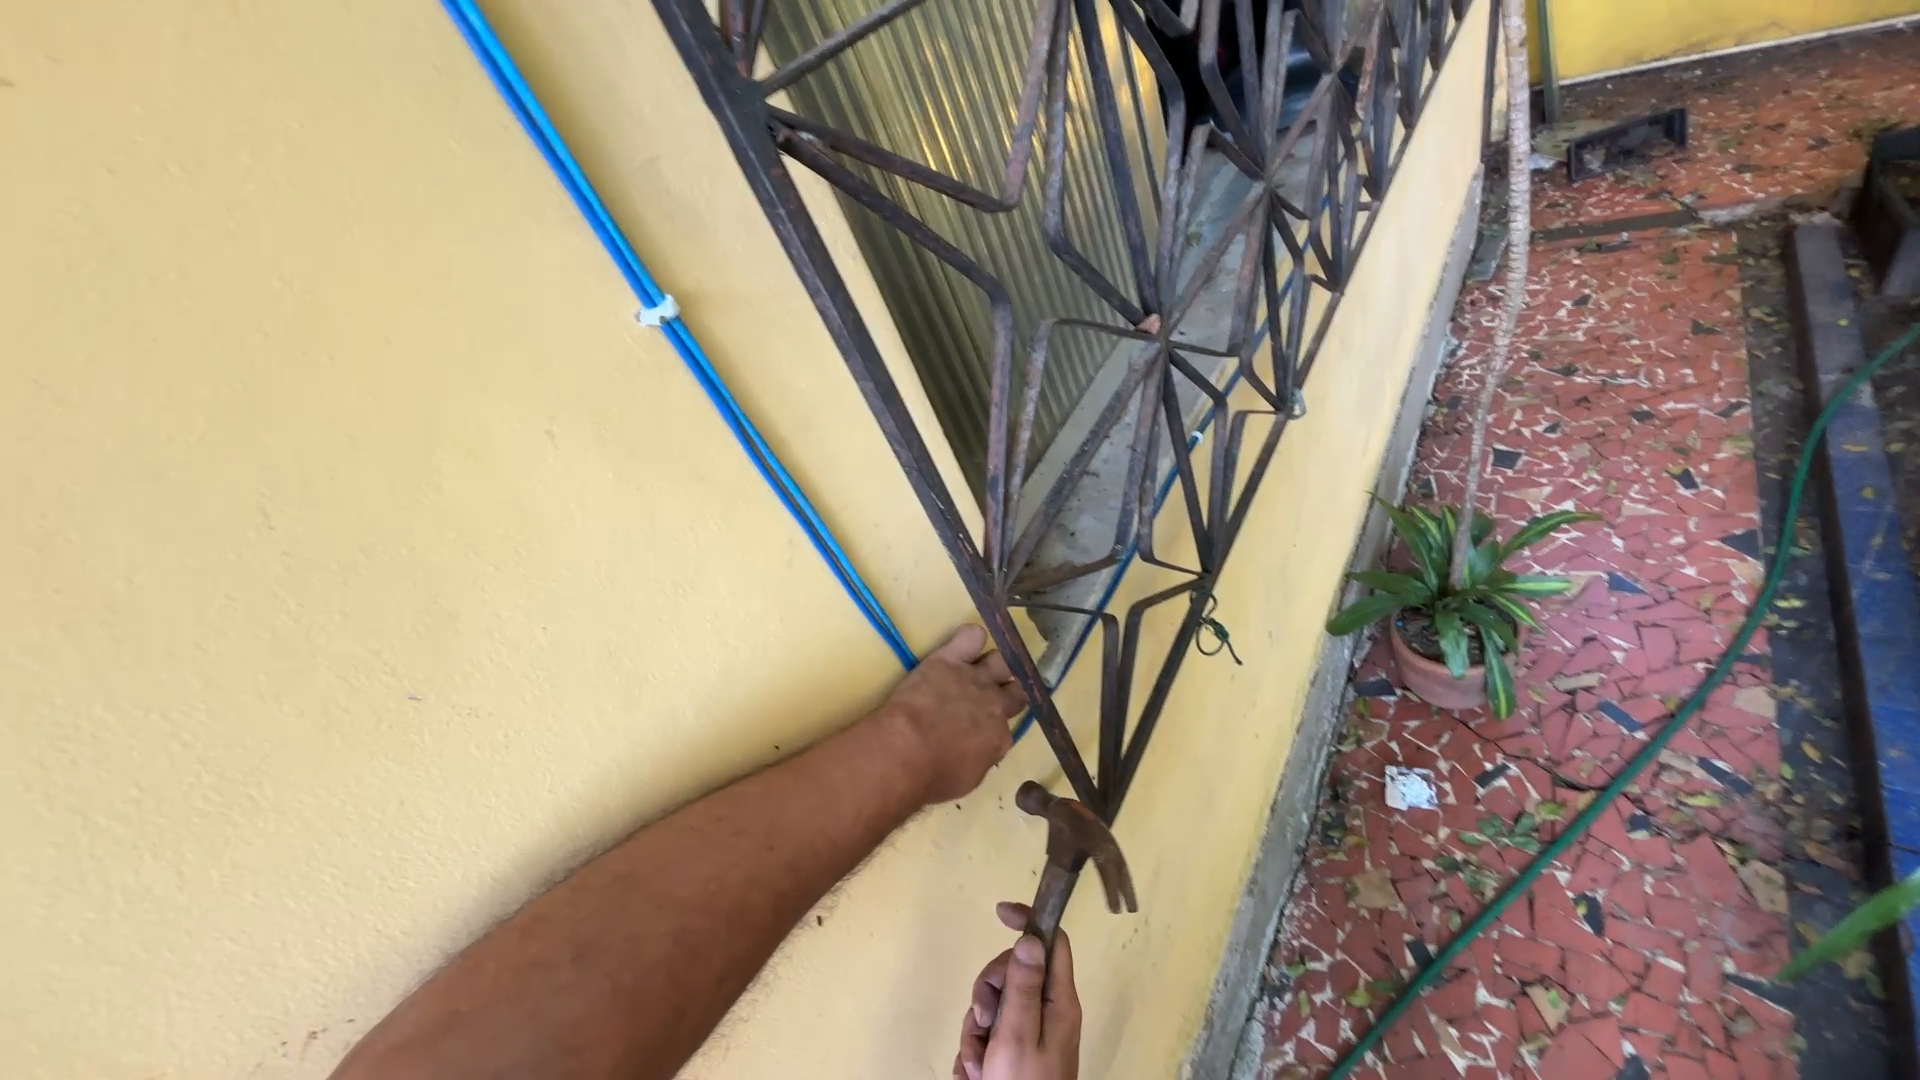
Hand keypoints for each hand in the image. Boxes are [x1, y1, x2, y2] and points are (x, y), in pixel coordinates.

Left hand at [879, 625, 1025, 804]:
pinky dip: (971, 637)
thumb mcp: (966, 779)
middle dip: (1011, 692)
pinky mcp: (950, 659)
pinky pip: (971, 636)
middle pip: (1016, 691)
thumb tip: (976, 752)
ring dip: (997, 663)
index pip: (1006, 730)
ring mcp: (974, 679)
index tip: (980, 733)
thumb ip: (978, 760)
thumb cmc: (933, 776)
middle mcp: (994, 705)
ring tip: (985, 666)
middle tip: (996, 695)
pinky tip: (964, 643)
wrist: (906, 751)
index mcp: (999, 738)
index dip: (994, 730)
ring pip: (1001, 660)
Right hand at [954, 902, 1079, 1079]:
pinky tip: (976, 1075)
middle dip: (987, 993)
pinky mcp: (1012, 1053)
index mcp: (1058, 1002)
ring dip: (976, 1032)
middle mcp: (1047, 1012)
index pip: (1050, 941)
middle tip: (984, 1023)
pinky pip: (984, 1034)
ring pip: (992, 1005)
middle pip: (1011, 972)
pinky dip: (974, 1052)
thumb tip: (1030, 937)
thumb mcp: (1019, 1035)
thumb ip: (1022, 986)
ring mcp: (1029, 1033)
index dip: (1027, 921)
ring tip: (979, 1065)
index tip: (999, 913)